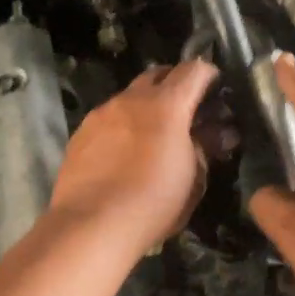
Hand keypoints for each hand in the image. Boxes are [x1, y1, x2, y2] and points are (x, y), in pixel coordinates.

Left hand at [49, 60, 218, 255]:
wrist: (92, 225)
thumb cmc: (153, 203)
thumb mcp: (193, 179)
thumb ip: (202, 149)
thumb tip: (211, 136)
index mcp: (166, 105)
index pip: (193, 70)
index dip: (208, 76)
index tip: (215, 89)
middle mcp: (130, 100)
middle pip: (157, 75)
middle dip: (174, 85)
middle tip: (185, 109)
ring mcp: (100, 114)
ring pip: (128, 97)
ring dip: (144, 107)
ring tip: (152, 135)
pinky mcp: (79, 134)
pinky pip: (107, 119)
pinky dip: (121, 127)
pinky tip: (122, 154)